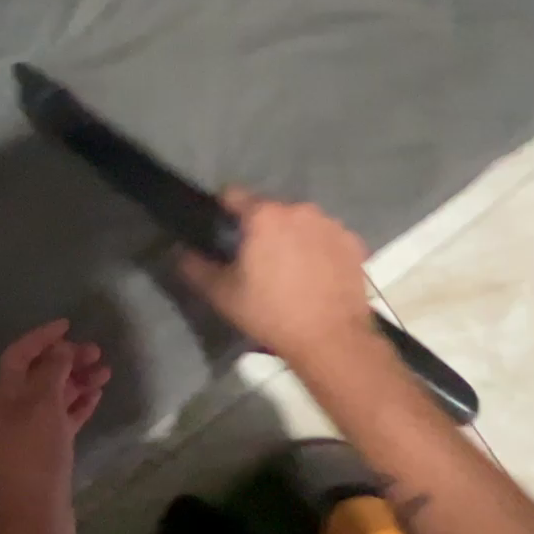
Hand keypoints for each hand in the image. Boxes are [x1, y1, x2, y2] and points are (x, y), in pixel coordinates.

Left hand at [0, 319, 109, 533]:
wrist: (35, 518)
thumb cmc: (35, 454)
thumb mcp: (43, 404)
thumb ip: (52, 370)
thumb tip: (61, 348)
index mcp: (5, 395)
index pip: (19, 354)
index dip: (41, 336)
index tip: (68, 324)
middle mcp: (15, 409)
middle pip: (40, 373)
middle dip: (67, 358)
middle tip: (96, 351)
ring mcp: (31, 432)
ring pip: (56, 395)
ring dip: (78, 379)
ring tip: (105, 371)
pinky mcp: (49, 451)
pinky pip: (64, 417)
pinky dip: (80, 403)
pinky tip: (97, 395)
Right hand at [178, 188, 375, 365]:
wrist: (331, 339)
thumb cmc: (271, 313)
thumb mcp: (223, 295)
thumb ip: (195, 268)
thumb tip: (179, 251)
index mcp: (264, 215)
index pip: (233, 195)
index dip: (223, 209)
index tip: (221, 229)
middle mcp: (299, 209)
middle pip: (270, 210)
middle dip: (261, 227)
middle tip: (257, 259)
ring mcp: (330, 223)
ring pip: (301, 221)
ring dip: (292, 236)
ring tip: (290, 269)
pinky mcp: (353, 241)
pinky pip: (327, 237)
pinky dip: (320, 249)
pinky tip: (317, 275)